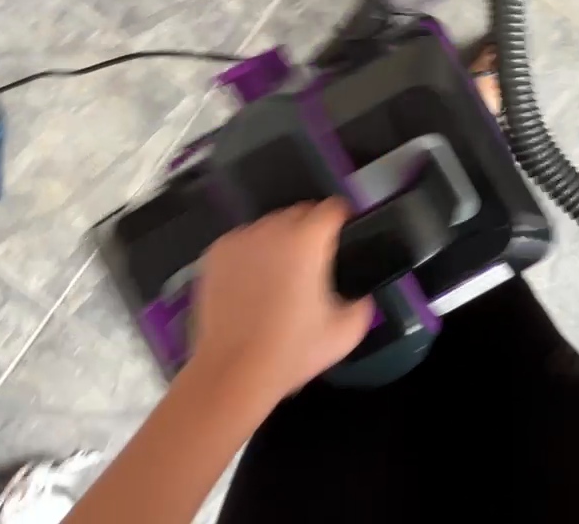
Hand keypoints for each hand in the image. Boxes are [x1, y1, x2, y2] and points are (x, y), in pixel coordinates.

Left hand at [186, 200, 374, 407]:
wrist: (232, 372)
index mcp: (306, 241)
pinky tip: (252, 282)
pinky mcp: (216, 252)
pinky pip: (244, 241)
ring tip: (279, 275)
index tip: (345, 233)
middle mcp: (272, 229)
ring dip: (280, 240)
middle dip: (311, 230)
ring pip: (270, 226)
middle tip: (313, 263)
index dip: (343, 218)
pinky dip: (252, 252)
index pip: (333, 207)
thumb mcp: (344, 333)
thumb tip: (359, 294)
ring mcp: (240, 238)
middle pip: (300, 212)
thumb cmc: (290, 351)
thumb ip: (362, 304)